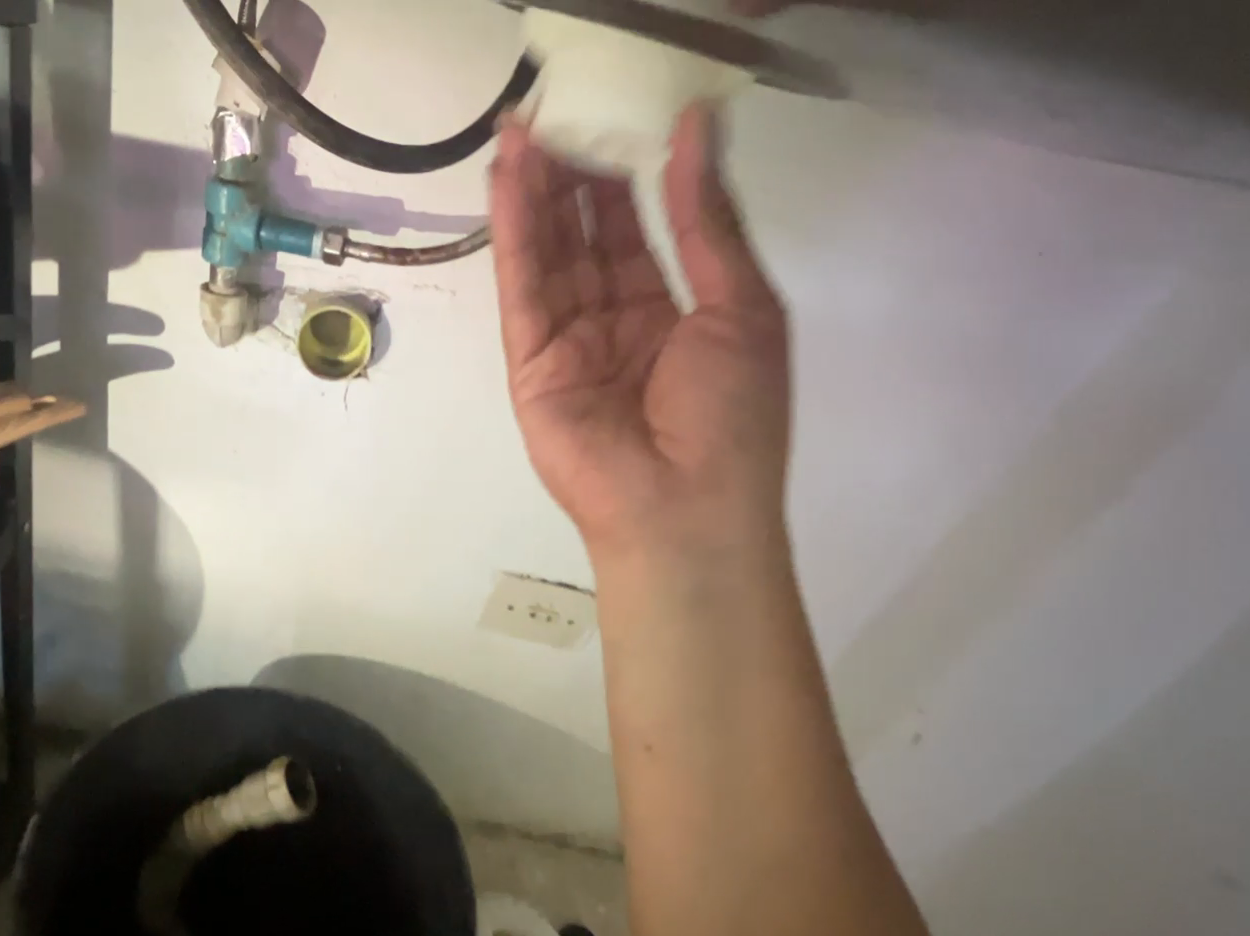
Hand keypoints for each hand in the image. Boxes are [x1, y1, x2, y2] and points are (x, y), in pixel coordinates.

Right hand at [488, 105, 790, 561]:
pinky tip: (508, 185)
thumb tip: (695, 131)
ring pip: (547, 257)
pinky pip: (523, 292)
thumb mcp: (741, 307)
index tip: (610, 114)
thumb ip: (706, 222)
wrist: (684, 510)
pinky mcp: (529, 366)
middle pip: (584, 239)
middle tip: (553, 112)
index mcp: (672, 313)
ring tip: (520, 131)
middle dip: (568, 177)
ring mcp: (568, 346)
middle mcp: (614, 323)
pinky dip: (515, 238)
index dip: (622, 177)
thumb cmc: (731, 416)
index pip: (637, 233)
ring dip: (533, 195)